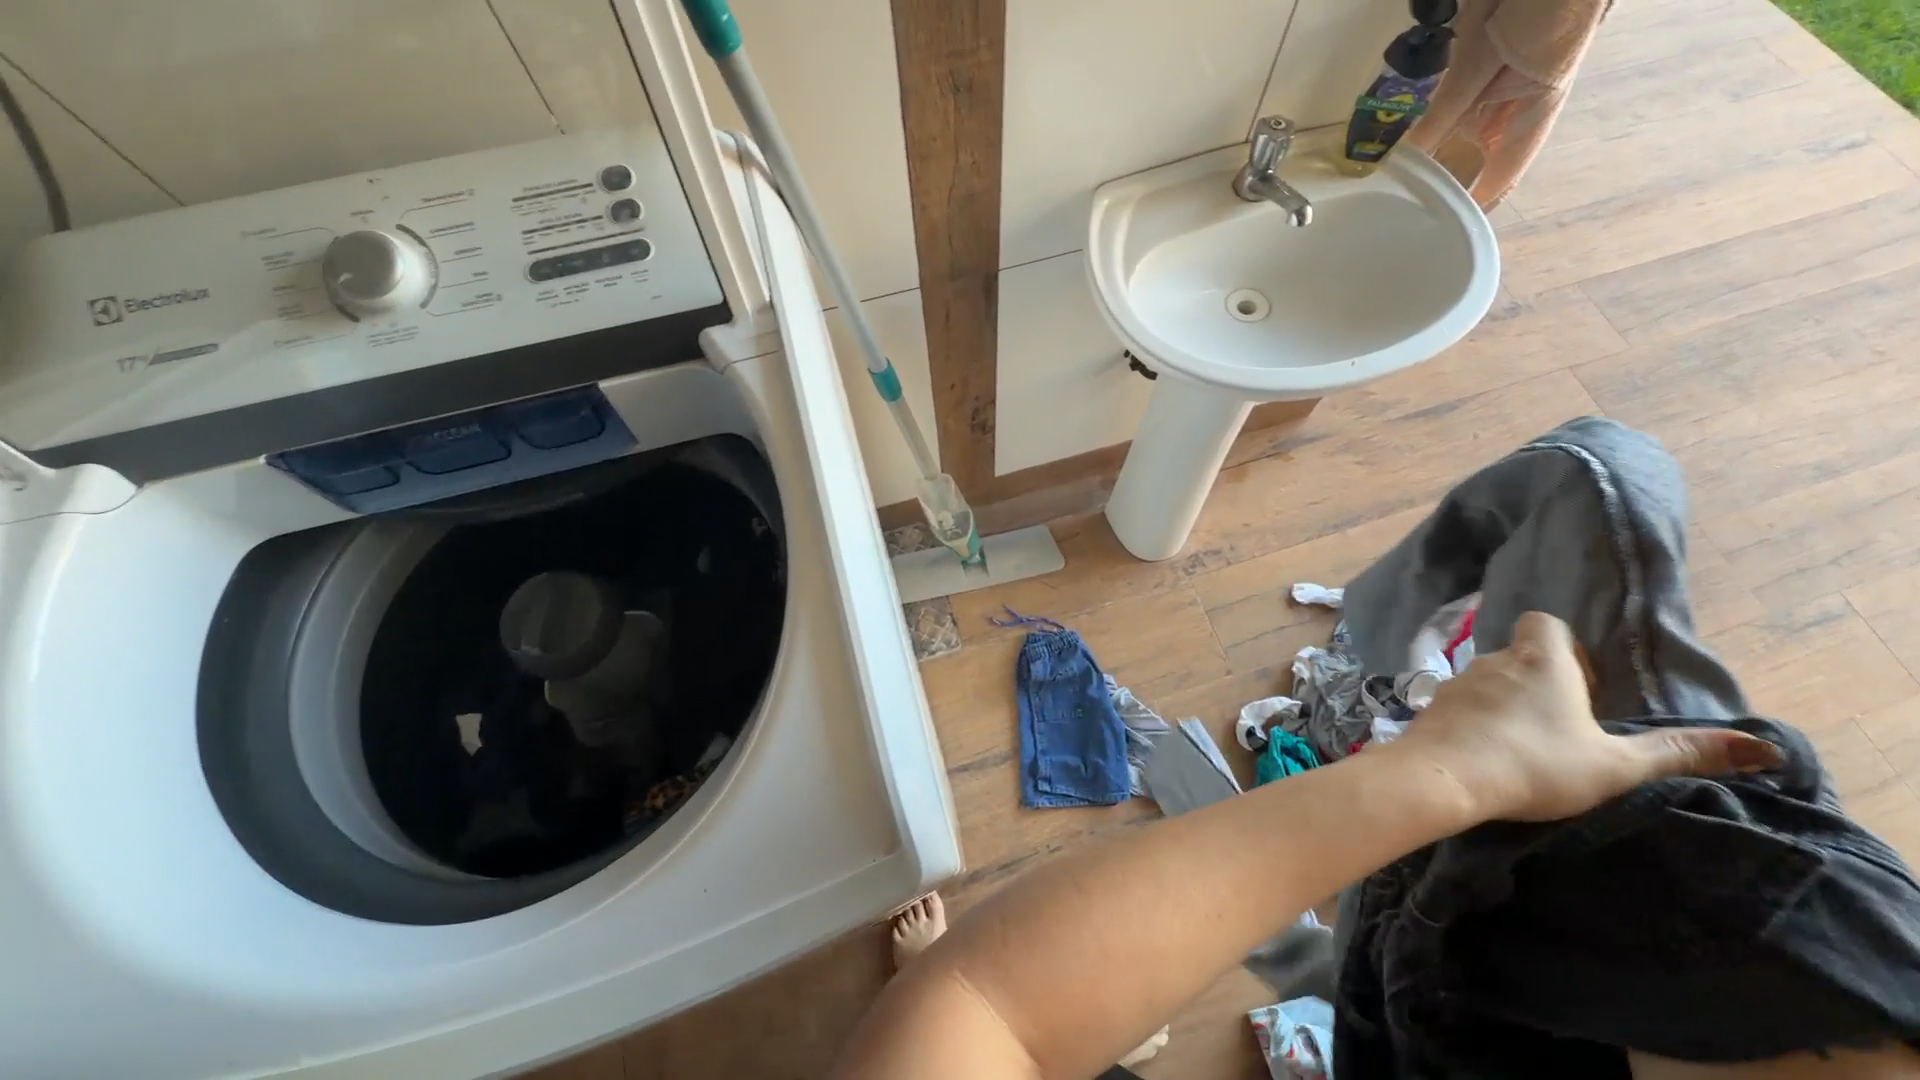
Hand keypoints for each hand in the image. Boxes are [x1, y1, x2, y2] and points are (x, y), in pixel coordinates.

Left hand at [1385, 611, 1783, 822]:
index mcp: (1542, 661)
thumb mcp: (1617, 765)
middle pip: (1519, 654)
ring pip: (1488, 680)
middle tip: (1560, 724)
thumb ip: (1681, 753)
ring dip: (1506, 702)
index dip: (1567, 647)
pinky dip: (1475, 720)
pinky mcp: (1430, 708)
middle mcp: (1495, 660)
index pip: (1547, 623)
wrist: (1444, 776)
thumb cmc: (1536, 764)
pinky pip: (1460, 705)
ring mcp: (1457, 682)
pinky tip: (1486, 752)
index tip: (1583, 688)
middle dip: (1540, 680)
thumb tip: (1762, 748)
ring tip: (1524, 743)